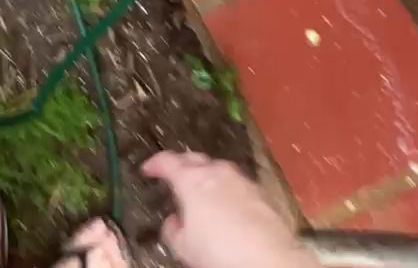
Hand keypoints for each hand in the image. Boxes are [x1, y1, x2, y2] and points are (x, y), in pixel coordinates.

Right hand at [143, 151, 313, 267]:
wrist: (269, 260)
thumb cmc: (221, 251)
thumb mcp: (185, 247)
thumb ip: (172, 230)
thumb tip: (173, 223)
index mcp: (191, 179)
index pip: (167, 161)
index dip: (154, 164)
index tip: (148, 169)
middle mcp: (215, 172)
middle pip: (194, 159)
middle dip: (182, 165)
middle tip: (174, 175)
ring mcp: (240, 180)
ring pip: (218, 170)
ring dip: (207, 177)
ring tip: (202, 193)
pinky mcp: (260, 193)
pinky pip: (237, 185)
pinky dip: (228, 190)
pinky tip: (229, 207)